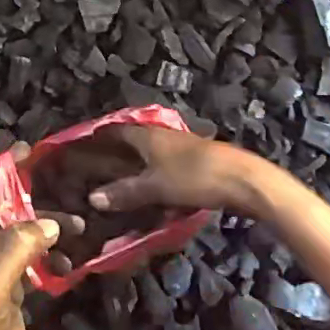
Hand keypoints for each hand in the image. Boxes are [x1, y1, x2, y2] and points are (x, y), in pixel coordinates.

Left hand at [0, 104, 59, 329]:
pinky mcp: (12, 282)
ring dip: (42, 214)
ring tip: (72, 216)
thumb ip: (16, 249)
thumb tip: (48, 223)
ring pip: (17, 220)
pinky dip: (53, 249)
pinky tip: (73, 256)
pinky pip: (34, 252)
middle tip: (37, 154)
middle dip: (9, 169)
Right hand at [86, 123, 267, 213]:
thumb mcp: (155, 187)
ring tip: (122, 181)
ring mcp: (181, 148)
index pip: (113, 131)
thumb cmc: (194, 176)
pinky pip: (166, 166)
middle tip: (97, 167)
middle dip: (115, 153)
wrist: (248, 181)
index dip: (97, 137)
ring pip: (150, 154)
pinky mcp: (198, 162)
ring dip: (136, 165)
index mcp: (146, 135)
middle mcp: (161, 136)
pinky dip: (155, 175)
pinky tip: (153, 190)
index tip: (81, 146)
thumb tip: (91, 198)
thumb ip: (124, 192)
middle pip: (131, 141)